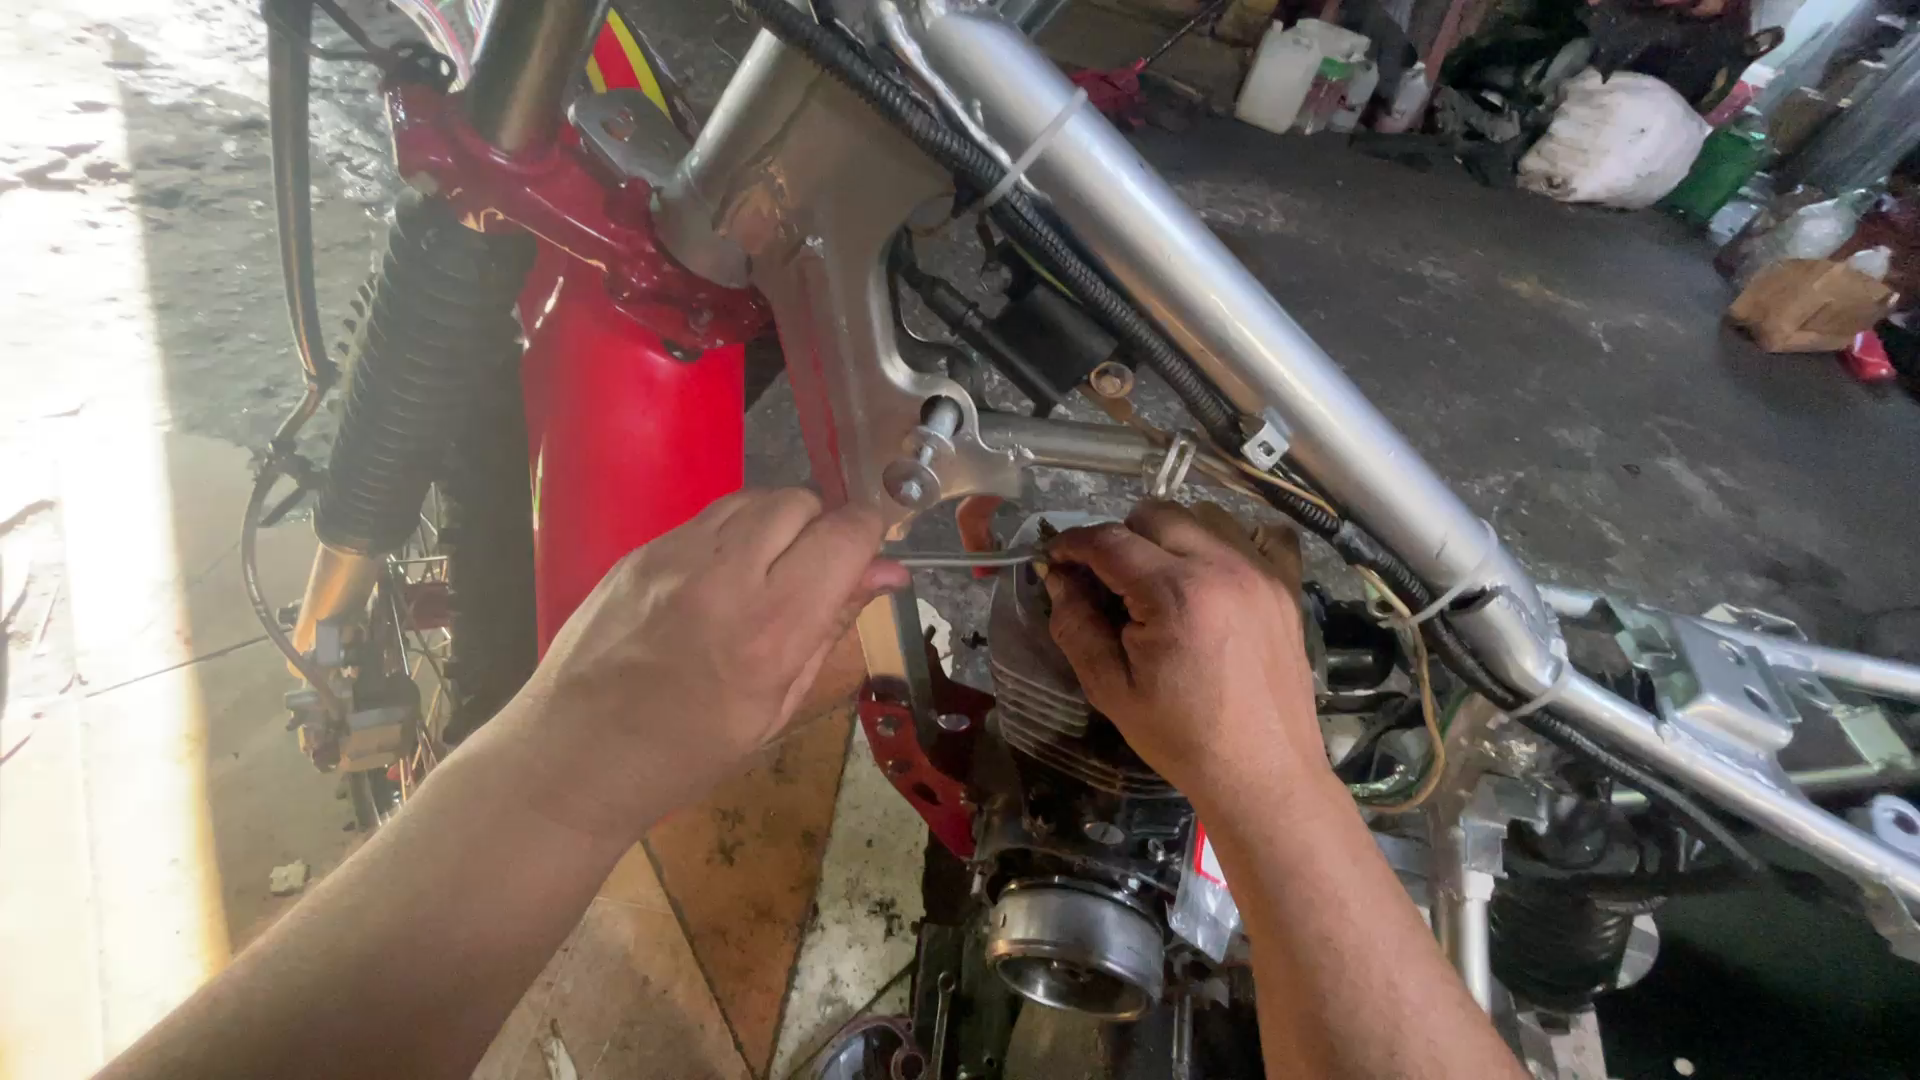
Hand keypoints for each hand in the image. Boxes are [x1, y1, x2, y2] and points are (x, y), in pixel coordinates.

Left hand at [502, 488, 906, 842]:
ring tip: (771, 569)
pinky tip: (724, 573)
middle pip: (802, 502)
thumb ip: (833, 626)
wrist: (573, 758)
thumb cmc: (689, 753)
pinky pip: (711, 514)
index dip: (870, 536)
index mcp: (770, 630)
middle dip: (824, 526)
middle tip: (816, 570)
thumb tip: (888, 572)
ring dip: (782, 522)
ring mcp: (675, 555)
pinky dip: (737, 530)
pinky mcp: (642, 549)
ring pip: (758, 497)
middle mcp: (725, 577)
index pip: (845, 535)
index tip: (869, 556)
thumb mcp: (779, 706)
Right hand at [1044, 502, 1329, 807]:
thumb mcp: (1109, 688)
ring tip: (1159, 579)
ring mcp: (1262, 573)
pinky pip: (1261, 534)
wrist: (1262, 773)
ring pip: (1203, 516)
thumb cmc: (1181, 737)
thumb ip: (1075, 625)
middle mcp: (1222, 567)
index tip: (1055, 559)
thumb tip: (1058, 579)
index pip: (1109, 540)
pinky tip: (1214, 573)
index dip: (1073, 544)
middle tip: (1107, 580)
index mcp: (1174, 593)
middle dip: (1120, 536)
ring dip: (1169, 536)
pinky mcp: (1288, 587)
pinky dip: (1230, 541)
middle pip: (1154, 514)